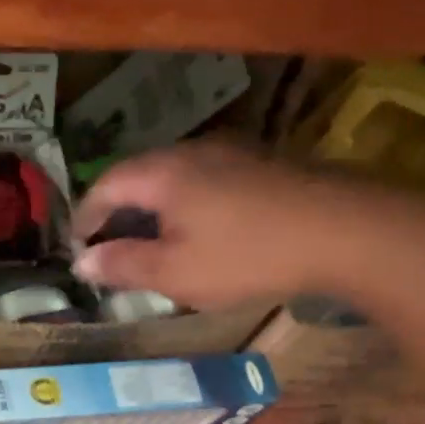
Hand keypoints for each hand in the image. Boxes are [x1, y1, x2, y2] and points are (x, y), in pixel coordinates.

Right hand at [71, 143, 399, 311]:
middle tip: (108, 243)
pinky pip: (205, 178)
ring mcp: (231, 152)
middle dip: (116, 208)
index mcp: (162, 173)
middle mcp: (192, 151)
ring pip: (174, 175)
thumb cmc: (247, 254)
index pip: (105, 185)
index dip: (85, 216)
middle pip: (138, 174)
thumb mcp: (174, 272)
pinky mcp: (262, 162)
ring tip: (149, 239)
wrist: (347, 229)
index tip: (77, 245)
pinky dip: (185, 202)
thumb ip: (123, 265)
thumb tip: (83, 261)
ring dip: (152, 205)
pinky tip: (197, 229)